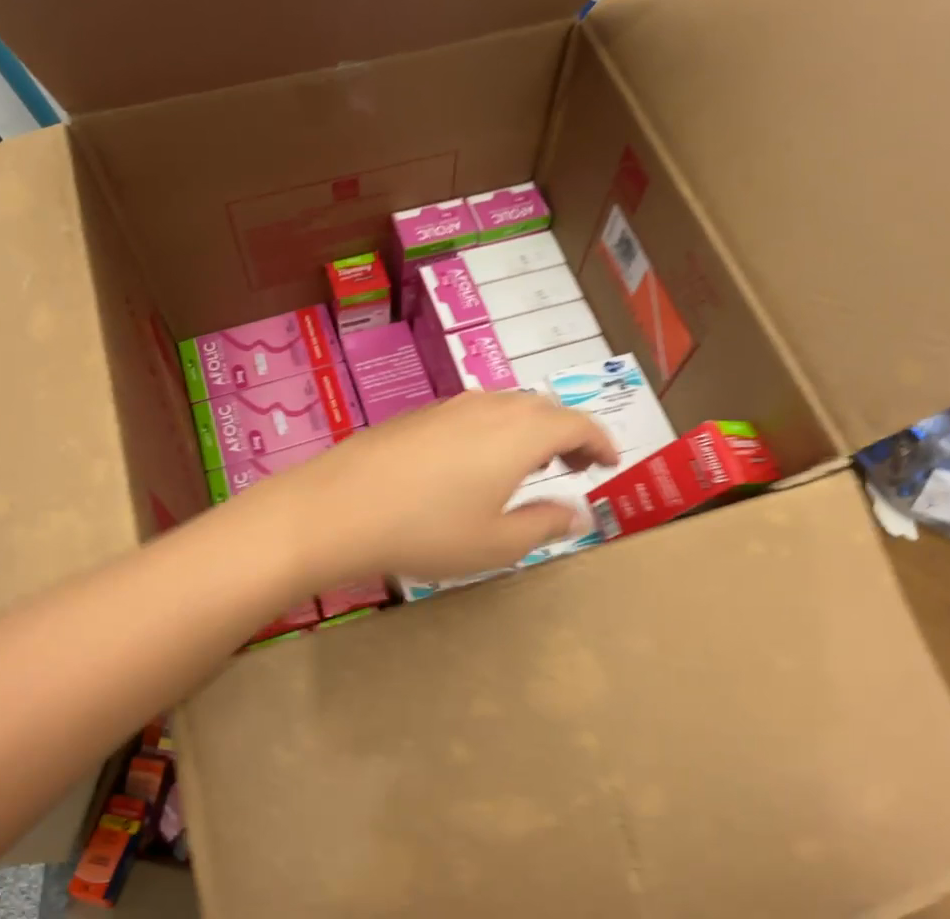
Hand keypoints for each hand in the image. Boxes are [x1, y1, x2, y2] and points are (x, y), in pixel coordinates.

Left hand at [237, 391, 616, 586]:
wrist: (337, 507)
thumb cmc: (426, 531)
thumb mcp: (496, 543)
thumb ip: (543, 524)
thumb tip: (576, 511)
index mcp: (521, 432)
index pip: (577, 424)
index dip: (601, 441)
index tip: (611, 462)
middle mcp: (490, 407)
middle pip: (543, 408)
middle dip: (568, 433)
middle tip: (576, 465)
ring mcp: (449, 407)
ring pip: (506, 407)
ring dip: (530, 430)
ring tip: (531, 465)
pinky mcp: (417, 416)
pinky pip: (474, 414)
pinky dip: (496, 431)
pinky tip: (478, 464)